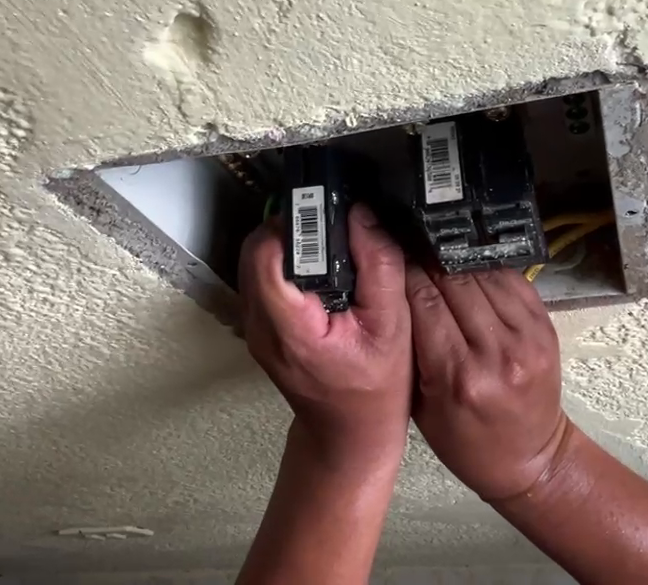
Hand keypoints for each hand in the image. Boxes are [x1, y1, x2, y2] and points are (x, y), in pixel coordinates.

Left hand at [239, 203, 411, 462]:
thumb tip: (361, 214)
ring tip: (327, 243)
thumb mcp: (393, 328)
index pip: (265, 256)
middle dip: (289, 227)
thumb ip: (378, 267)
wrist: (349, 437)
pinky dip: (285, 261)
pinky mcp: (260, 326)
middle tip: (329, 222)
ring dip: (286, 242)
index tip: (322, 211)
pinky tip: (318, 268)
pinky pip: (262, 276)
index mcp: (290, 328)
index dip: (290, 224)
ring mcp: (255, 328)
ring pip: (255, 260)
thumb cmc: (375, 391)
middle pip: (255, 251)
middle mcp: (261, 327)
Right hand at [404, 264, 570, 500]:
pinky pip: (509, 279)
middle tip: (410, 252)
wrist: (530, 461)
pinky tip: (469, 269)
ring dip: (455, 262)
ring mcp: (527, 338)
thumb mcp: (420, 403)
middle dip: (427, 263)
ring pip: (481, 273)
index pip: (424, 302)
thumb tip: (395, 289)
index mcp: (458, 377)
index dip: (405, 274)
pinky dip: (485, 269)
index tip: (391, 260)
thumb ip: (408, 346)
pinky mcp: (546, 327)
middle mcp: (496, 354)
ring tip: (436, 257)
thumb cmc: (464, 440)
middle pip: (453, 281)